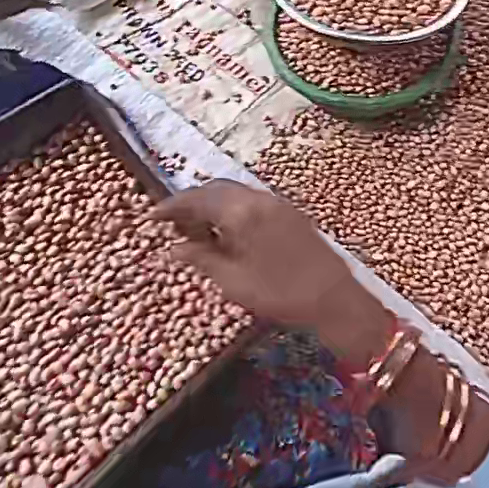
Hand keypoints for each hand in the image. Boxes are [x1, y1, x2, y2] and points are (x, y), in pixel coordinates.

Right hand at [157, 181, 392, 359]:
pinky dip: (232, 209)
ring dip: (212, 204)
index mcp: (241, 212)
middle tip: (173, 223)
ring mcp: (276, 203)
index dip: (171, 207)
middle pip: (215, 189)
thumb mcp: (233, 281)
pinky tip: (226, 231)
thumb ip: (201, 259)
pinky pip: (251, 201)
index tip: (152, 217)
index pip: (196, 199)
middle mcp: (257, 199)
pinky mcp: (289, 212)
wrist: (335, 298)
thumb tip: (173, 249)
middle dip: (191, 202)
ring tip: (196, 229)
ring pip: (234, 193)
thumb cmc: (280, 294)